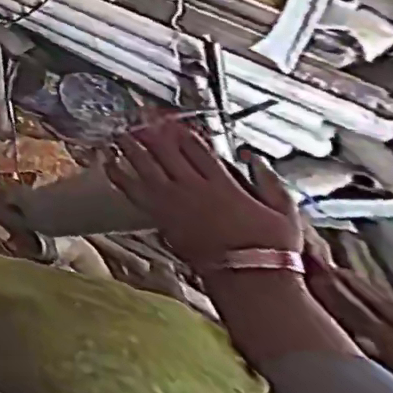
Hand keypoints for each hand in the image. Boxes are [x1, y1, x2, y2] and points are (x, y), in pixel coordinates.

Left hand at [110, 122, 300, 268]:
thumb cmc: (270, 245)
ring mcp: (171, 199)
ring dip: (130, 146)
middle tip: (138, 118)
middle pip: (166, 151)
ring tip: (119, 132)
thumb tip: (253, 157)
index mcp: (224, 184)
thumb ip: (269, 181)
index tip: (171, 121)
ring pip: (144, 164)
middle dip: (152, 132)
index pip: (198, 149)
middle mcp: (193, 187)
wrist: (248, 275)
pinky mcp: (156, 212)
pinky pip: (129, 188)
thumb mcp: (284, 211)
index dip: (182, 133)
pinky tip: (107, 160)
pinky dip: (116, 172)